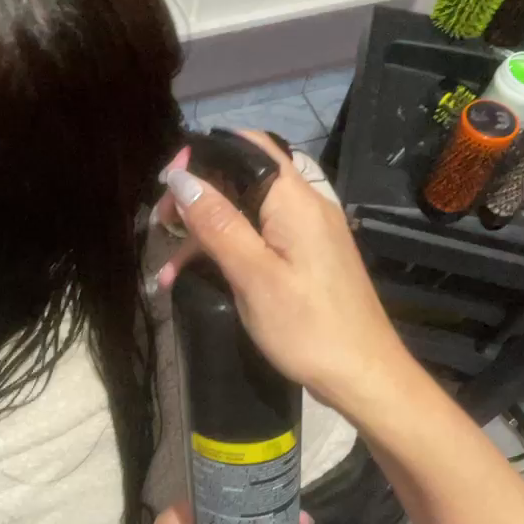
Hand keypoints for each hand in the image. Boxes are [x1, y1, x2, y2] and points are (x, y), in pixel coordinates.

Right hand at [154, 129, 414, 418]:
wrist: (362, 376)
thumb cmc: (307, 328)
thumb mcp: (253, 276)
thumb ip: (217, 223)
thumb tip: (180, 177)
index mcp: (294, 200)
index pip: (246, 148)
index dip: (203, 154)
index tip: (165, 183)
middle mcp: (304, 206)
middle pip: (242, 178)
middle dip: (197, 197)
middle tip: (161, 228)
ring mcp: (307, 234)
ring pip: (246, 213)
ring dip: (204, 234)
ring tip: (168, 271)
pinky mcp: (306, 259)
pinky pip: (260, 240)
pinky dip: (227, 253)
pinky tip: (195, 279)